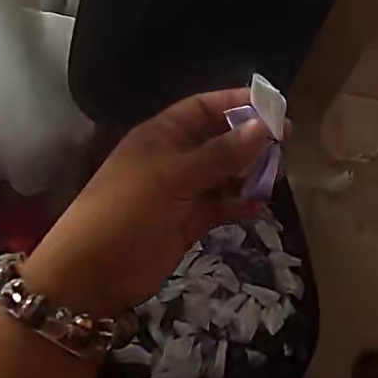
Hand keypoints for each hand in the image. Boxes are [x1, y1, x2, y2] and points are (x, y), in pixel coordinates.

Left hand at [21, 88, 270, 316]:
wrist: (92, 275)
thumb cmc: (127, 211)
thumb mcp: (174, 177)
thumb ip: (220, 154)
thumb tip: (263, 127)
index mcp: (162, 135)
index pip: (203, 107)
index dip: (236, 103)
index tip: (273, 106)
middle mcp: (173, 158)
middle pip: (218, 139)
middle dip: (249, 139)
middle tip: (286, 142)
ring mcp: (181, 191)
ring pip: (223, 173)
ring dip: (248, 172)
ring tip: (278, 175)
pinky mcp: (186, 222)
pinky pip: (219, 205)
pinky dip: (238, 203)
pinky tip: (259, 205)